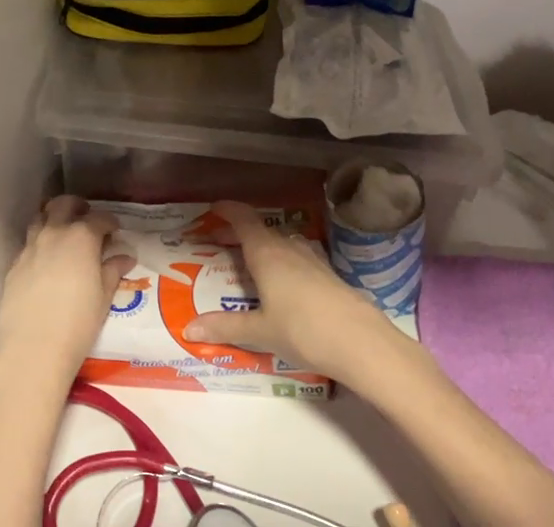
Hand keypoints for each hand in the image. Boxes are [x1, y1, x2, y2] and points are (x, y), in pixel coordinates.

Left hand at [0, 195, 136, 388]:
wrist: (33, 347)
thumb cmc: (78, 323)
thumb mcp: (103, 297)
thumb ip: (113, 271)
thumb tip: (125, 257)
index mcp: (81, 238)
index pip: (99, 219)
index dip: (109, 222)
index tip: (115, 229)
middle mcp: (53, 234)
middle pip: (62, 205)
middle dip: (76, 206)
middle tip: (86, 215)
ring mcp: (30, 247)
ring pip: (40, 219)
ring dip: (53, 219)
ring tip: (63, 232)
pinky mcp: (14, 265)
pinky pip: (28, 243)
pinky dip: (39, 243)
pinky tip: (45, 260)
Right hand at [181, 201, 398, 379]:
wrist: (363, 344)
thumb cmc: (304, 330)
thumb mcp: (260, 331)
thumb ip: (225, 327)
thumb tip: (189, 329)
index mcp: (267, 253)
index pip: (243, 219)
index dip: (227, 210)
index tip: (212, 209)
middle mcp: (289, 249)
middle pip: (260, 231)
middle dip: (239, 233)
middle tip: (219, 244)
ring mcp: (313, 261)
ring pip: (281, 244)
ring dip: (263, 247)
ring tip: (249, 264)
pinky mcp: (330, 276)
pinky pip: (298, 259)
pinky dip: (282, 262)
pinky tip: (282, 285)